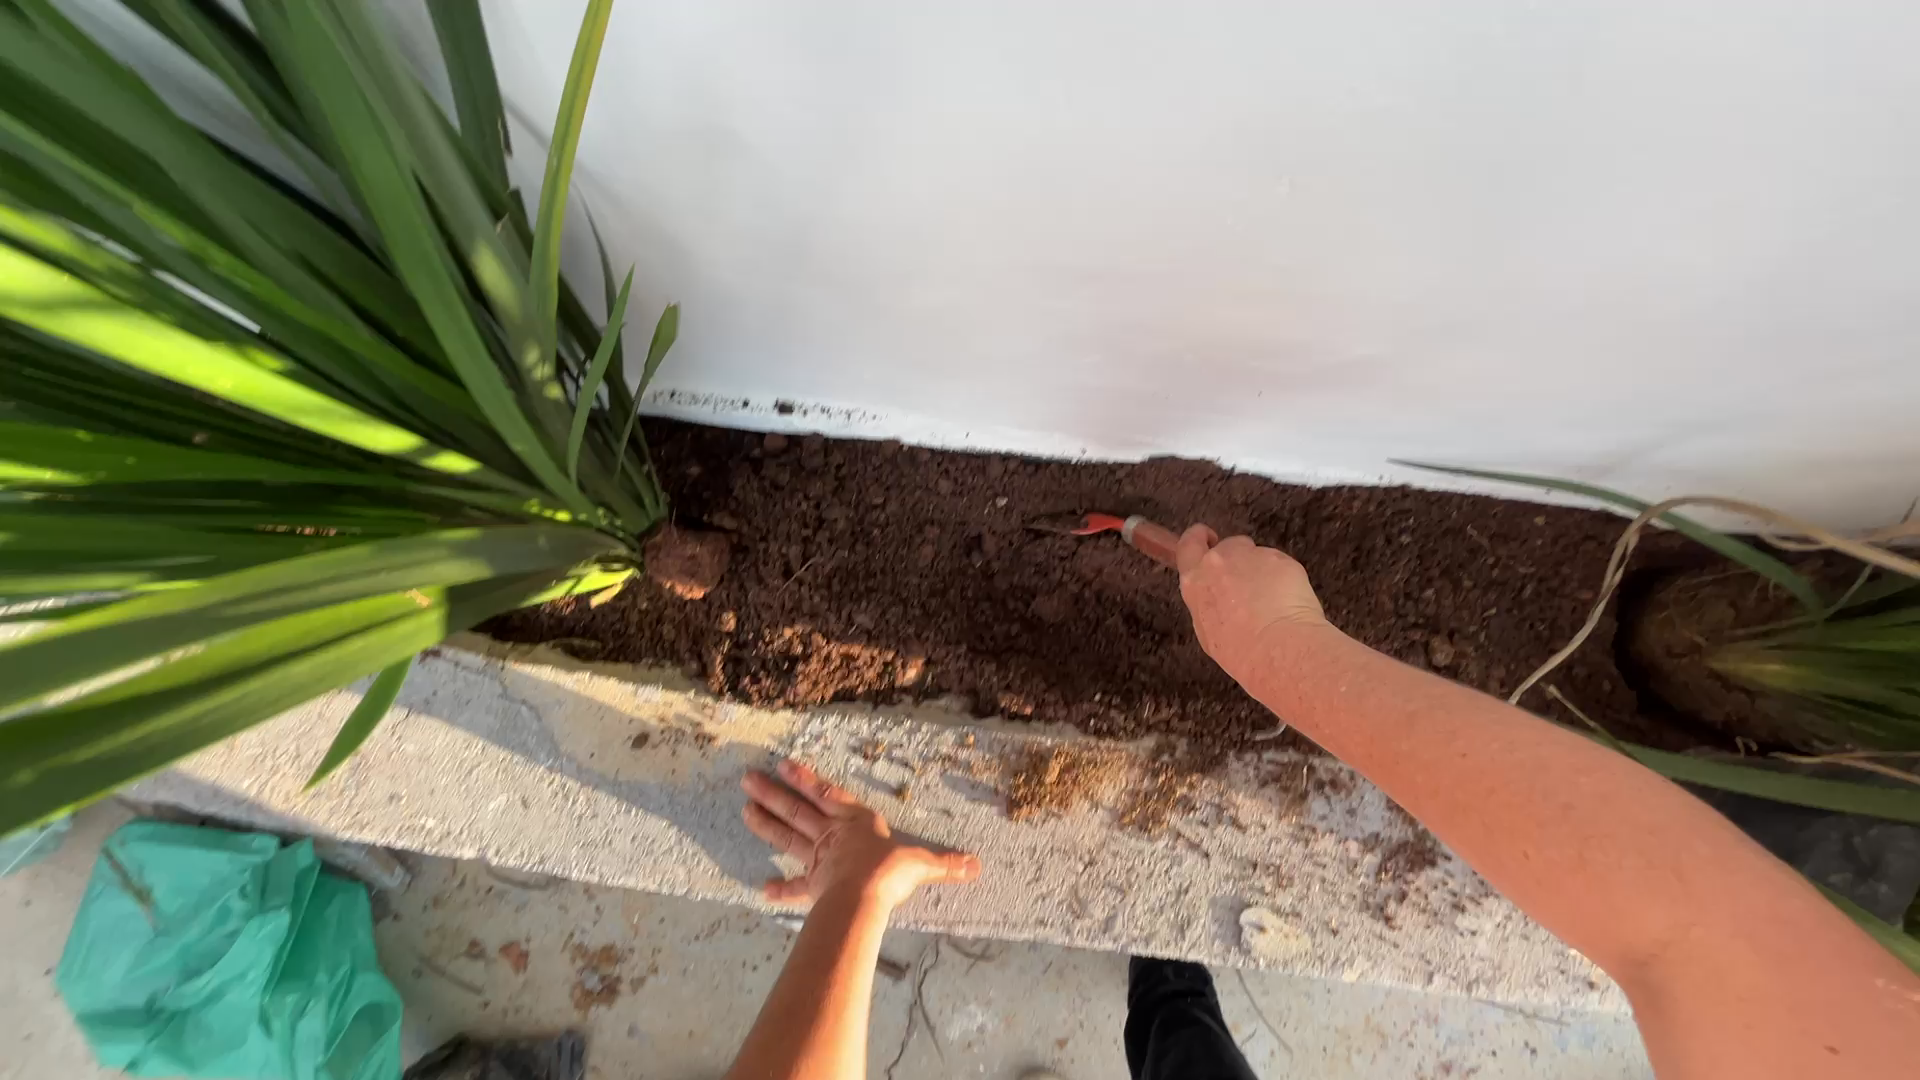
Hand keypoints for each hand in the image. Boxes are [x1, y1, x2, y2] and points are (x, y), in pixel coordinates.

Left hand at [741, 759, 981, 909]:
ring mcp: (819, 859)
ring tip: (744, 808)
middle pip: (798, 810)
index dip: (807, 780)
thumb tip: (977, 865)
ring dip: (766, 822)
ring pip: (788, 836)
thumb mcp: (922, 864)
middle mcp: (833, 835)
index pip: (828, 794)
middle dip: (773, 794)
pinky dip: (779, 889)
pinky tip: (761, 889)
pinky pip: (795, 887)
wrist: (864, 899)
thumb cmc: (890, 872)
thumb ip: (945, 864)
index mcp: (856, 822)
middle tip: (747, 779)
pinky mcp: (813, 886)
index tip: (785, 765)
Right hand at [1175, 524, 1330, 678]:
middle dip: (1239, 561)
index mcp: (1195, 580)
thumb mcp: (1206, 629)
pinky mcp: (1280, 559)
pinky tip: (1289, 602)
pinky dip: (1283, 578)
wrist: (1277, 648)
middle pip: (1228, 547)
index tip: (1208, 539)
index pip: (1189, 543)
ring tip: (1273, 600)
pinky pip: (1280, 564)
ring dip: (1262, 570)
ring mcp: (1251, 557)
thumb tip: (1218, 597)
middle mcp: (1218, 561)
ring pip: (1256, 555)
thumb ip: (1206, 601)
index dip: (1199, 537)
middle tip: (1250, 586)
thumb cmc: (1238, 651)